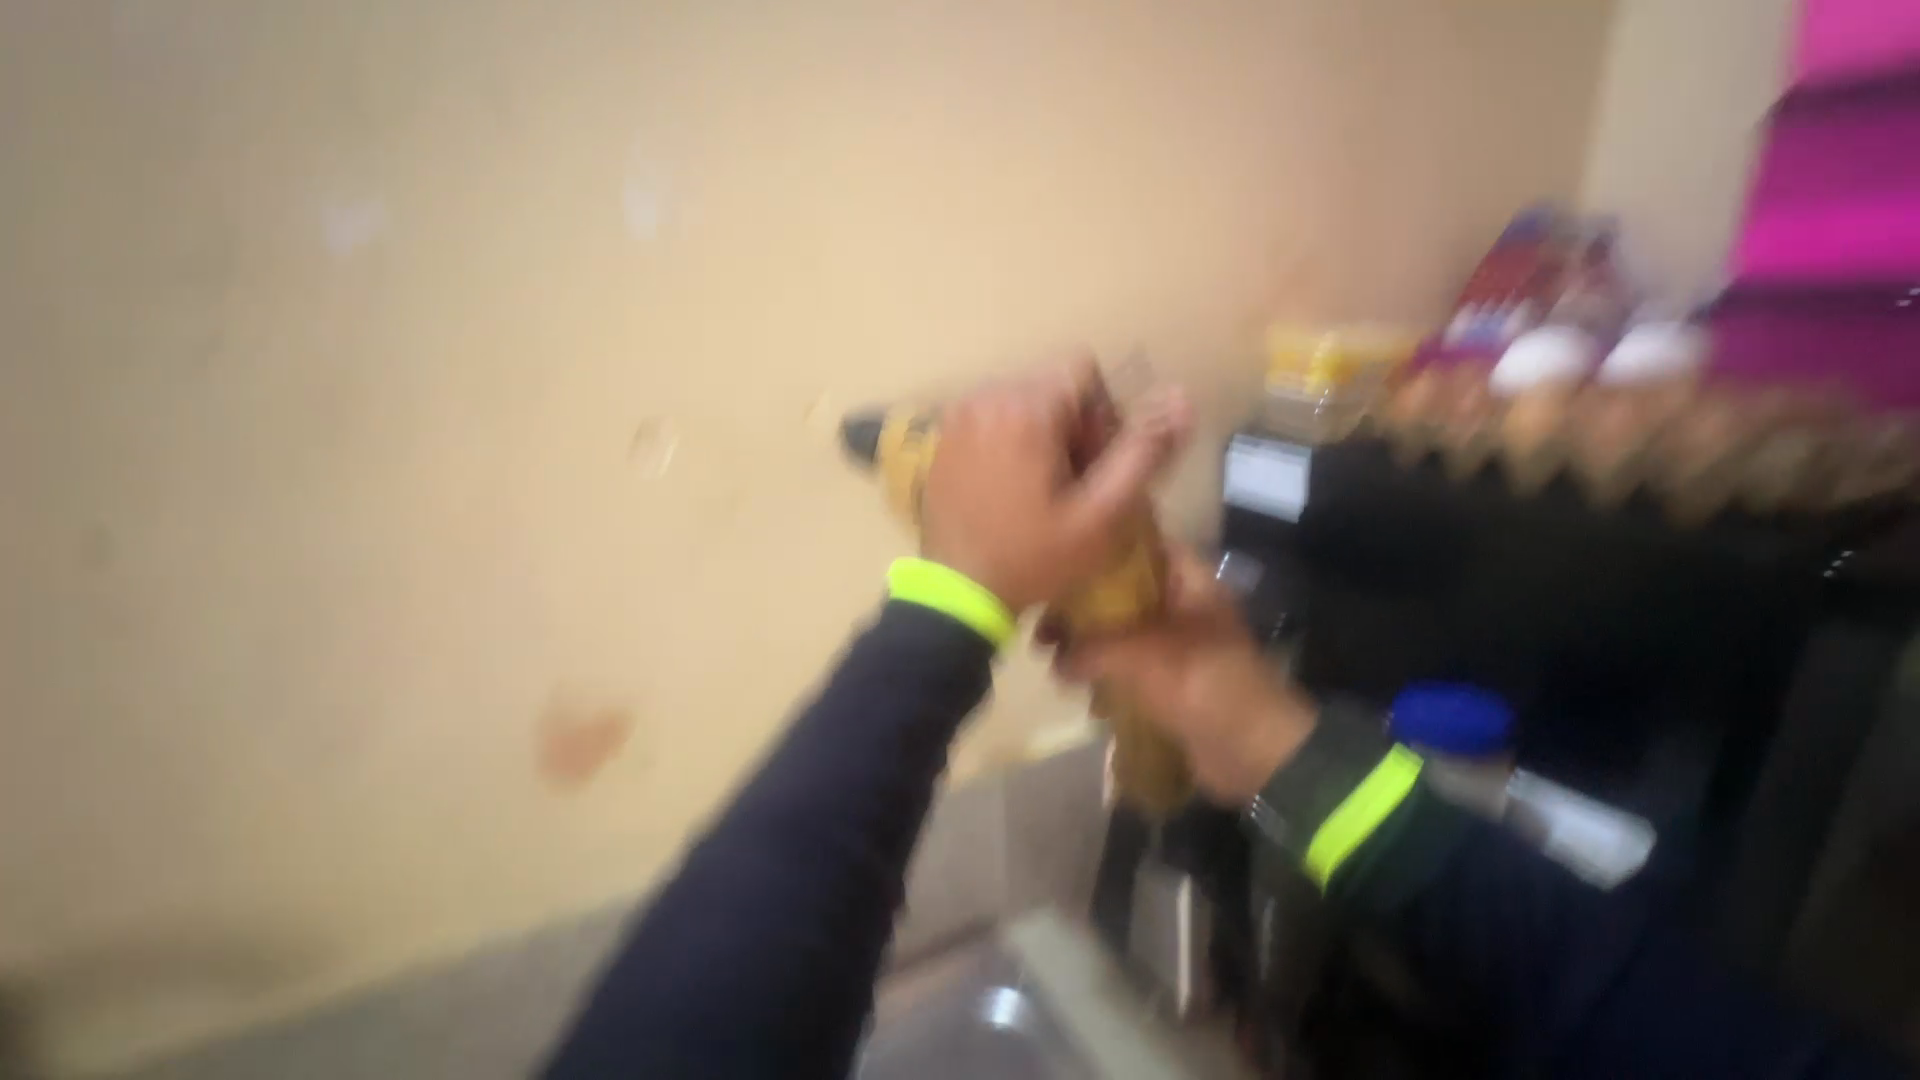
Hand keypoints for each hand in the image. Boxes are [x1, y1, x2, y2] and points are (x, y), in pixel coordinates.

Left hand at [920, 357, 1191, 614]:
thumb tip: (1182, 397)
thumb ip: (1144, 452)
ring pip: (1024, 403)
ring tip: (1041, 493)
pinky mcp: (943, 439)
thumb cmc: (1034, 558)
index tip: (1094, 466)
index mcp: (1025, 406)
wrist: (958, 594)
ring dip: (1043, 437)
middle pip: (1053, 387)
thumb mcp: (1102, 514)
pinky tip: (1011, 491)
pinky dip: (1012, 444)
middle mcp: (986, 396)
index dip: (1102, 416)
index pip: (1084, 373)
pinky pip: (993, 420)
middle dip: (1073, 428)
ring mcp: (958, 417)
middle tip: (1072, 488)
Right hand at [1046, 546, 1317, 803]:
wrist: (1253, 752)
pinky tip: (1073, 684)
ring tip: (1048, 655)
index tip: (1061, 553)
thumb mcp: (1140, 656)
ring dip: (1087, 643)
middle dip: (1083, 605)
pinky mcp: (1170, 683)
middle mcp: (1183, 607)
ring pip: (1122, 632)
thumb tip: (1054, 659)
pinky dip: (1103, 675)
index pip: (1145, 546)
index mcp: (1190, 583)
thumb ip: (1090, 648)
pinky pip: (1128, 669)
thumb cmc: (1202, 684)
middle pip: (1124, 592)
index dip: (1104, 545)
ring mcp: (1177, 646)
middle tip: (1043, 620)